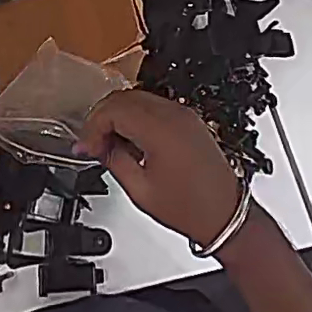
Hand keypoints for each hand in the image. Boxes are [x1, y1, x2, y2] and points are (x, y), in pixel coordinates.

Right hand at [77, 90, 241, 246]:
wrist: (225, 213)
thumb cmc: (189, 207)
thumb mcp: (140, 190)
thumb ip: (114, 161)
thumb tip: (96, 146)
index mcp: (161, 130)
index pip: (114, 109)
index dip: (93, 126)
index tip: (86, 146)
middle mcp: (173, 114)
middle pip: (124, 97)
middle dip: (102, 118)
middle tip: (93, 145)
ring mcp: (182, 114)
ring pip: (138, 98)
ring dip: (118, 116)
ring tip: (110, 146)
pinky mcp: (187, 119)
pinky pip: (154, 106)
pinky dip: (136, 117)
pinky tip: (132, 141)